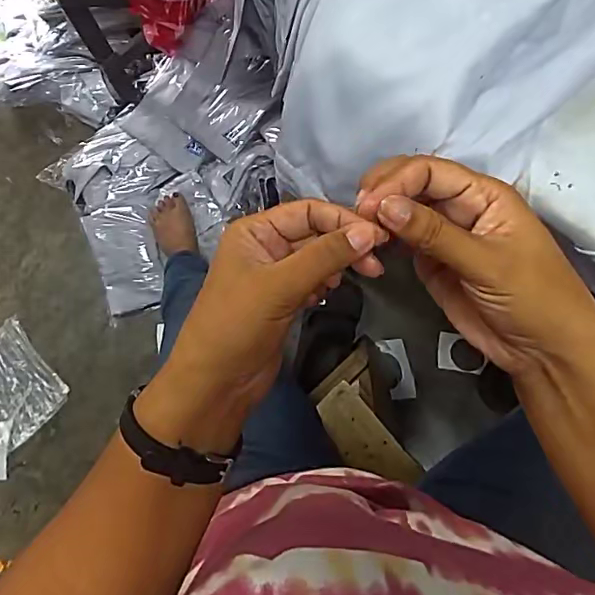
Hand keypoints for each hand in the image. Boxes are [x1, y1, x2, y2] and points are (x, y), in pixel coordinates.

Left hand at [140, 200, 385, 451]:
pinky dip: (327, 284)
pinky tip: (331, 295)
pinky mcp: (283, 299)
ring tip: (364, 276)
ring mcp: (274, 273)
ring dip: (340, 264)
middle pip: (315, 232)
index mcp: (254, 230)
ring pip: (317, 257)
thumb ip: (325, 256)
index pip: (307, 210)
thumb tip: (368, 231)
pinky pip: (314, 280)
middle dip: (346, 243)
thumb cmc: (237, 324)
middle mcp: (264, 245)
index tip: (378, 236)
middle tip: (377, 262)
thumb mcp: (281, 285)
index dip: (343, 219)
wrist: (215, 383)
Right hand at [355, 156, 594, 378]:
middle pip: (412, 182)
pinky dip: (382, 236)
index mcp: (483, 194)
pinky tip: (370, 243)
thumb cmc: (535, 300)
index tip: (369, 204)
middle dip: (383, 191)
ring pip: (401, 208)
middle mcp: (460, 205)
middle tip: (357, 213)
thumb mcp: (488, 263)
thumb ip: (434, 233)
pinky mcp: (431, 259)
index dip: (397, 181)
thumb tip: (384, 205)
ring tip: (359, 229)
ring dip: (378, 213)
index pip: (430, 171)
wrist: (548, 355)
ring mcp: (443, 232)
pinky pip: (400, 237)